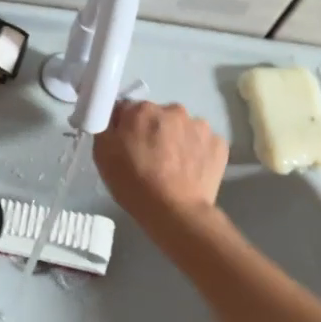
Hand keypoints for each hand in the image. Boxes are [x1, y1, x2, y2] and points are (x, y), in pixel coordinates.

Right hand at [93, 100, 228, 220]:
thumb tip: (115, 120)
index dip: (124, 127)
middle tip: (148, 158)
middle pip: (157, 116)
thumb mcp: (101, 155)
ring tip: (171, 167)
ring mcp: (200, 126)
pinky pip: (201, 143)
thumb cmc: (133, 183)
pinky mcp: (218, 144)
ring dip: (175, 140)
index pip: (128, 110)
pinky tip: (188, 171)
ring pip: (182, 128)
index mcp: (142, 110)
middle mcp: (173, 110)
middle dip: (152, 131)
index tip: (125, 145)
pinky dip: (195, 152)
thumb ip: (105, 129)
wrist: (174, 211)